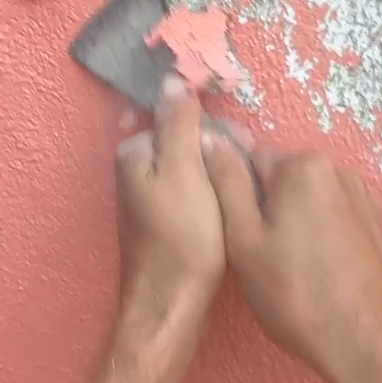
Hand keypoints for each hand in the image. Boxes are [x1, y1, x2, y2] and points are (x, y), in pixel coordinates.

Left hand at [112, 76, 226, 353]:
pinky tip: (230, 202)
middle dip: (216, 144)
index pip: (174, 115)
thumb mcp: (184, 169)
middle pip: (181, 139)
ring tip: (245, 183)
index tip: (241, 139)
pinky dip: (211, 190)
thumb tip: (171, 79)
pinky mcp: (163, 219)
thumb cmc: (182, 235)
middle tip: (248, 162)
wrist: (172, 304)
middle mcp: (133, 170)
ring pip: (189, 165)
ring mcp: (147, 196)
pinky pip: (190, 189)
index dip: (210, 123)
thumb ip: (177, 122)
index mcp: (133, 152)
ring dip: (217, 167)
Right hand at [201, 145, 381, 382]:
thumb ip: (226, 182)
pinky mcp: (377, 226)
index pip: (247, 161)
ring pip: (305, 202)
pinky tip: (318, 276)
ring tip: (291, 273)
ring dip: (292, 226)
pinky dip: (318, 239)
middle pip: (279, 180)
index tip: (239, 236)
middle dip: (265, 211)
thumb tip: (209, 138)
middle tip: (262, 259)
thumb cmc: (299, 296)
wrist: (374, 348)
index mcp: (303, 165)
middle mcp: (338, 170)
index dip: (235, 199)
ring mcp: (363, 198)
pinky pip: (331, 219)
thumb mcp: (244, 239)